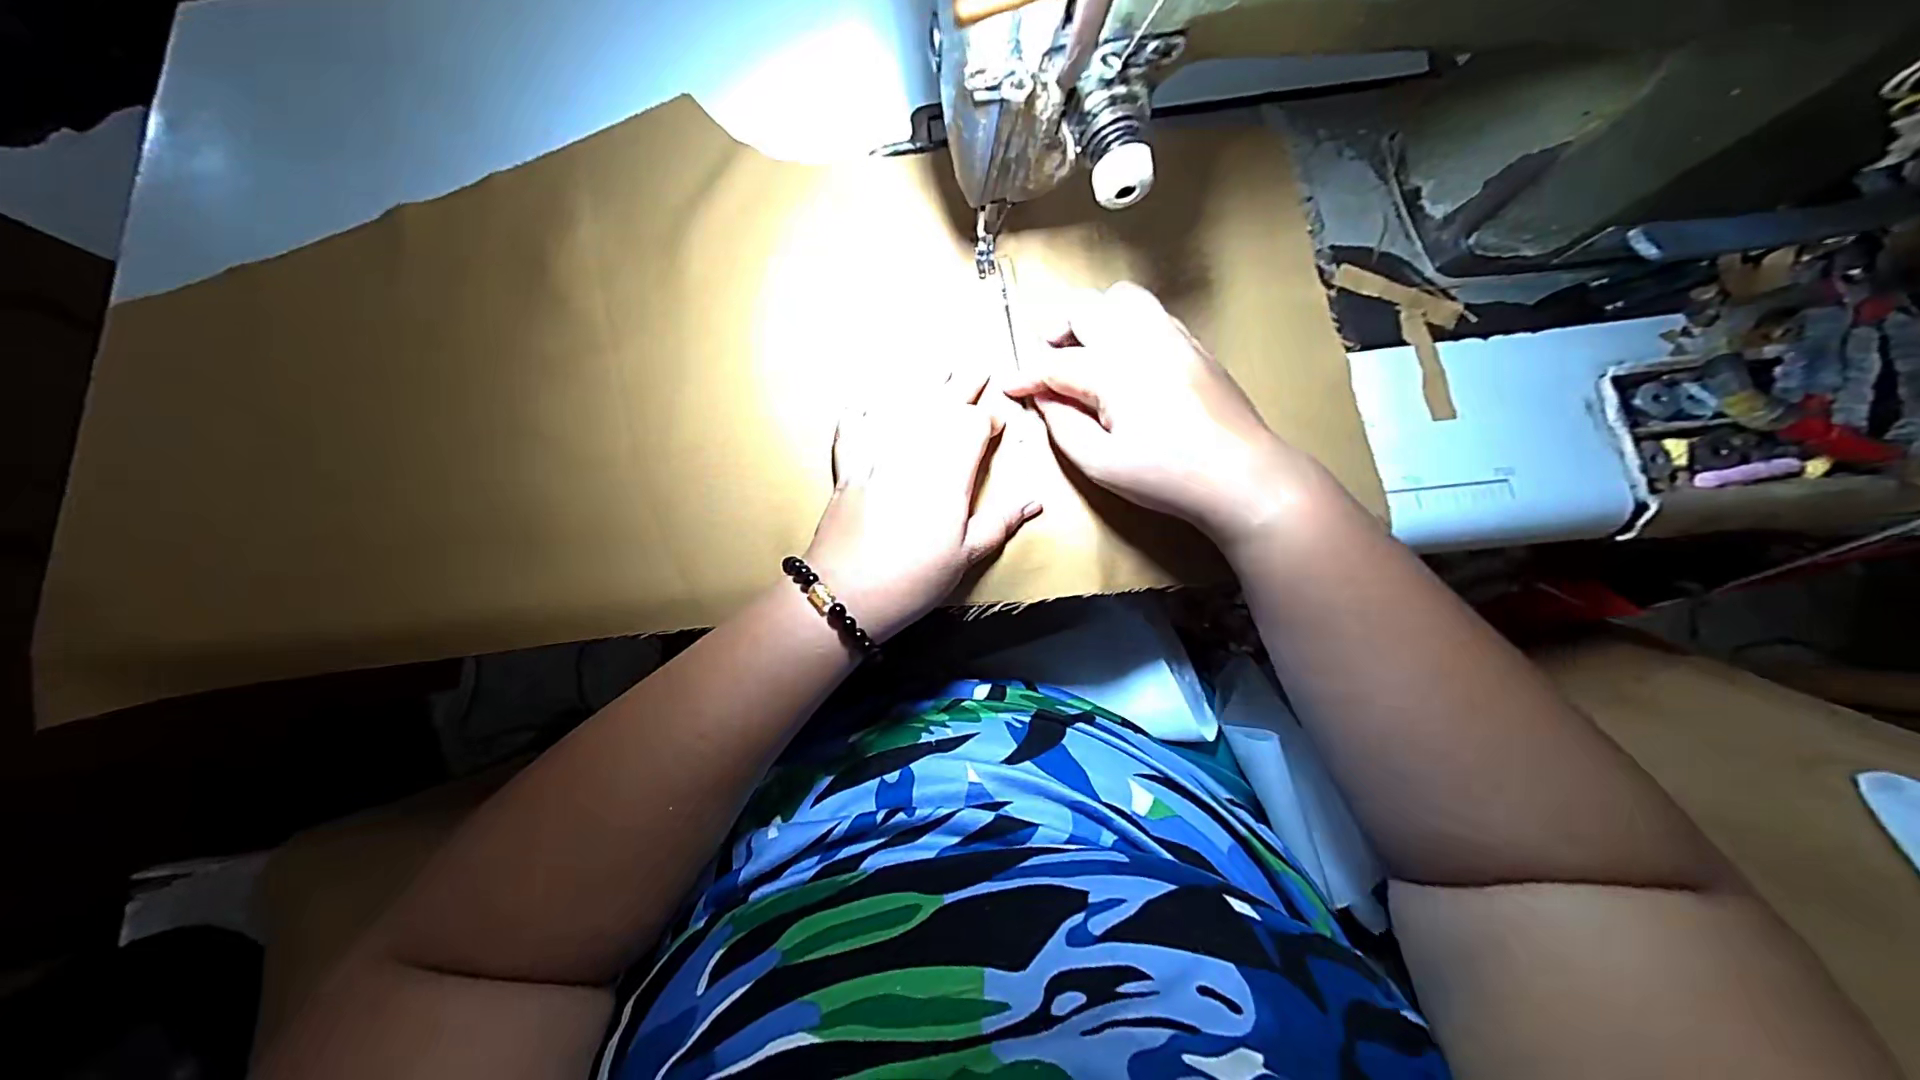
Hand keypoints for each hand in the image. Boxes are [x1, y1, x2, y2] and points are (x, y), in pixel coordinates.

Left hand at [802, 372, 1042, 642]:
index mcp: (949, 474)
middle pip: (942, 406)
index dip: (989, 421)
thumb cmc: (912, 579)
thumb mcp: (967, 555)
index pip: (974, 426)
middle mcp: (914, 453)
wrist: (847, 593)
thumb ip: (1001, 522)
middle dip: (963, 386)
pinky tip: (865, 401)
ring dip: (922, 385)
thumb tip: (1033, 503)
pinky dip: (860, 411)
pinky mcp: (848, 468)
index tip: (997, 425)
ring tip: (937, 368)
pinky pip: (853, 427)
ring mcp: (877, 456)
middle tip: (977, 369)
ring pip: (902, 406)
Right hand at [1002, 282, 1327, 546]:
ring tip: (1082, 346)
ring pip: (1121, 299)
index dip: (1027, 376)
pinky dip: (1125, 321)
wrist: (1243, 476)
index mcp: (1113, 369)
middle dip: (1054, 331)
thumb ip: (1062, 426)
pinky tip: (1122, 352)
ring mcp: (1172, 336)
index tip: (1012, 388)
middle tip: (1043, 359)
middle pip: (1084, 311)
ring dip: (1093, 316)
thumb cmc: (1172, 476)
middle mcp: (1141, 340)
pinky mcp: (1193, 345)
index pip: (1055, 363)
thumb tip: (1044, 400)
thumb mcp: (1100, 463)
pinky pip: (1151, 312)